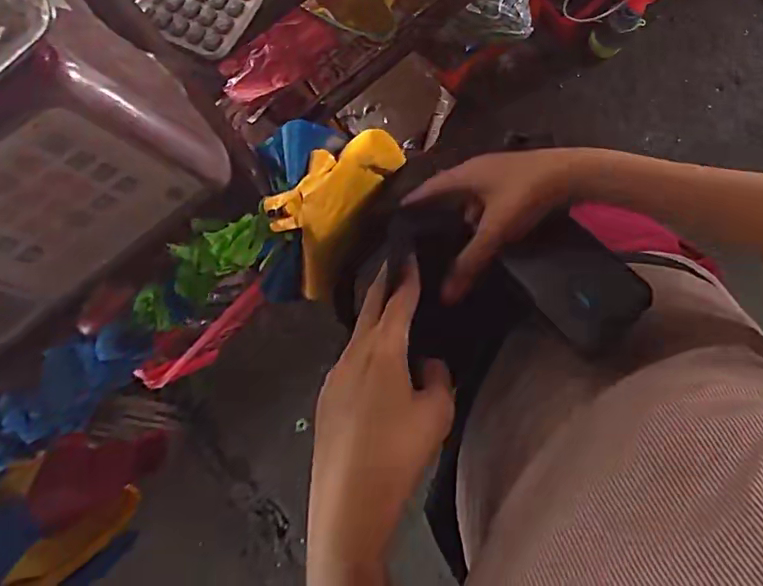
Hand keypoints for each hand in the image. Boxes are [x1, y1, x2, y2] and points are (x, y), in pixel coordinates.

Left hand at [308, 260, 453, 583]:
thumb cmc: (398, 454)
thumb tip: (427, 363)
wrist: (347, 510)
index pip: (398, 300)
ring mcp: (333, 377)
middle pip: (370, 307)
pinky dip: (365, 344)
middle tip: (396, 261)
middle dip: (384, 282)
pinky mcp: (324, 401)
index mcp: (383, 350)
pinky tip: (376, 360)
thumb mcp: (437, 412)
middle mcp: (353, 354)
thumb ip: (438, 376)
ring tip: (391, 307)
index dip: (407, 274)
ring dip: (374, 315)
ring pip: (357, 334)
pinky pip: (349, 358)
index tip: (411, 252)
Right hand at [405, 149, 585, 302]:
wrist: (568, 173)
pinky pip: (485, 201)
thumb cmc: (525, 194)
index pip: (427, 189)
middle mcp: (475, 170)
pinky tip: (481, 235)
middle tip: (417, 240)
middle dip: (434, 215)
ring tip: (446, 243)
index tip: (393, 222)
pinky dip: (479, 217)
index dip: (411, 204)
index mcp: (464, 174)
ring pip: (468, 198)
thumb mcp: (496, 230)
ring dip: (459, 217)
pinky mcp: (511, 181)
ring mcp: (495, 174)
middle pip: (446, 193)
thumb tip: (446, 294)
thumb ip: (472, 261)